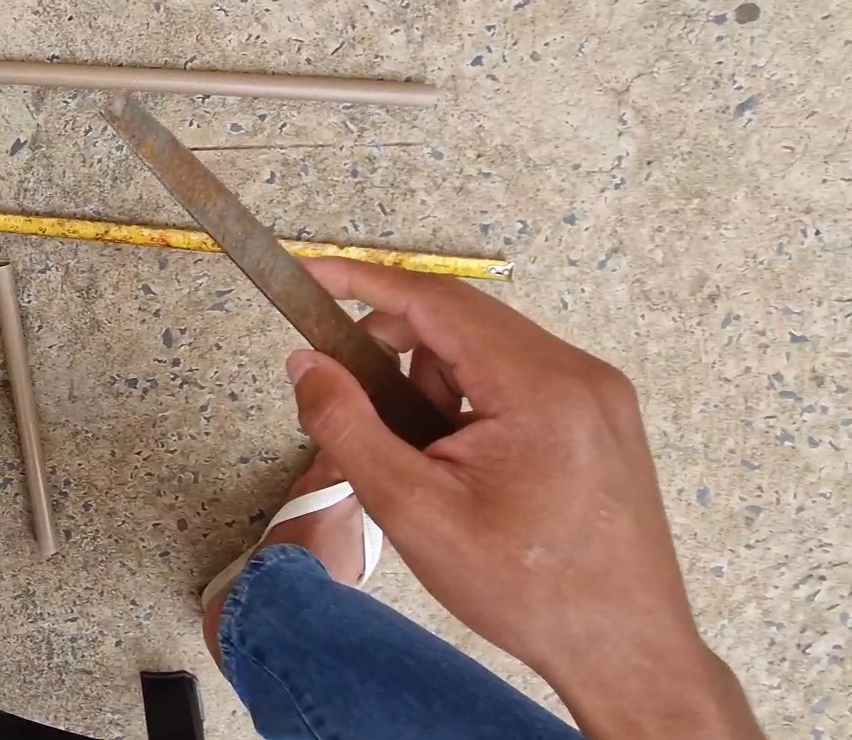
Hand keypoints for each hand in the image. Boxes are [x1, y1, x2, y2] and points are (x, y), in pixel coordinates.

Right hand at [291, 258, 760, 739]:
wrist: (627, 658)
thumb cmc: (521, 586)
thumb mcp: (408, 506)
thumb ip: (344, 423)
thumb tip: (303, 361)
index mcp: (539, 387)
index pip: (433, 300)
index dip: (359, 279)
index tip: (305, 273)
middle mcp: (576, 373)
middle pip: (452, 318)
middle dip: (386, 343)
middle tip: (350, 396)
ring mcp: (591, 393)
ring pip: (472, 346)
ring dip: (421, 377)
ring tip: (414, 448)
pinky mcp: (590, 414)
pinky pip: (499, 372)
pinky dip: (454, 395)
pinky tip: (449, 452)